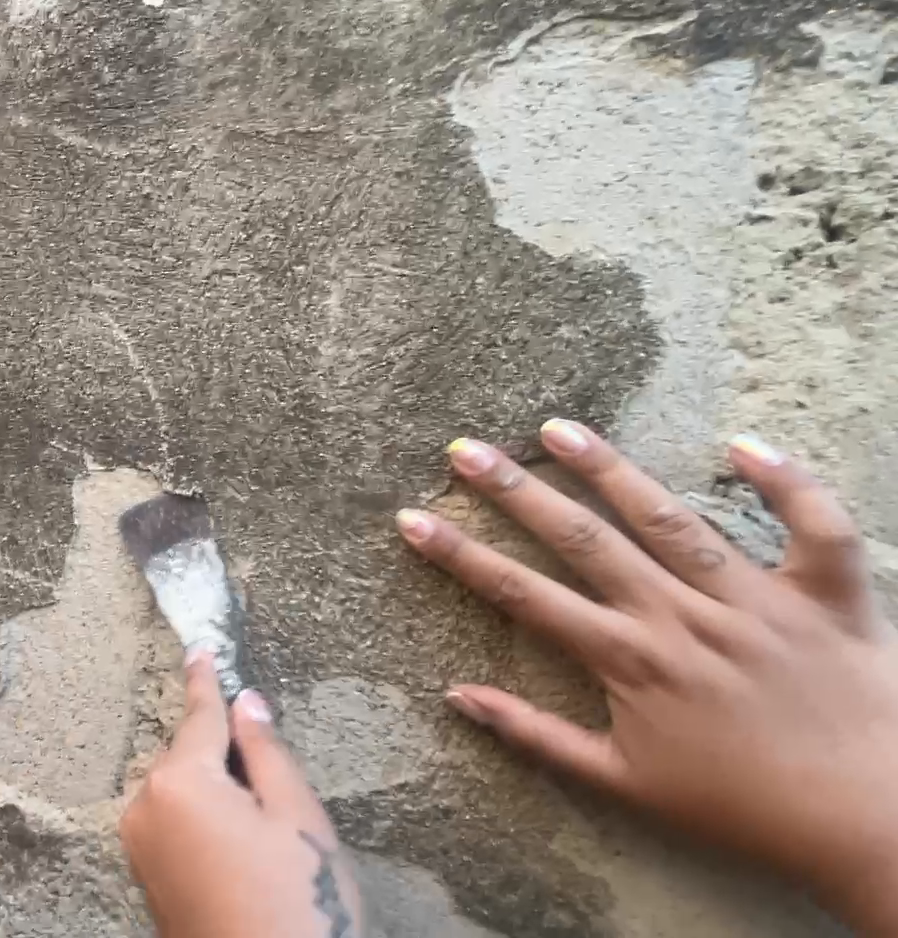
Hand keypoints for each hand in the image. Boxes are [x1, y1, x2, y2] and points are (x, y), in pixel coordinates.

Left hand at [120, 651, 363, 937]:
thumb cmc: (297, 909)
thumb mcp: (297, 821)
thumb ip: (268, 751)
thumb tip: (247, 702)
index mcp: (181, 781)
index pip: (199, 715)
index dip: (204, 680)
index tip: (200, 649)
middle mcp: (146, 803)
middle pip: (189, 754)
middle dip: (223, 757)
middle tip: (271, 801)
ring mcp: (139, 840)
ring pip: (180, 788)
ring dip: (212, 791)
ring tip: (260, 843)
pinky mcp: (143, 871)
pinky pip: (170, 819)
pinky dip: (198, 818)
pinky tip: (236, 855)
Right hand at [397, 423, 897, 934]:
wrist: (889, 836)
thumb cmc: (745, 810)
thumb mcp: (623, 785)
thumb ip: (534, 734)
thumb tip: (455, 696)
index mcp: (629, 660)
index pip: (519, 592)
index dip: (458, 554)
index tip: (413, 519)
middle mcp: (682, 619)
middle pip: (583, 540)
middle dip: (516, 491)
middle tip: (466, 450)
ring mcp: (758, 605)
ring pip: (672, 521)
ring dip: (611, 470)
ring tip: (559, 427)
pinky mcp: (832, 604)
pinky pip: (818, 534)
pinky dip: (788, 486)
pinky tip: (742, 444)